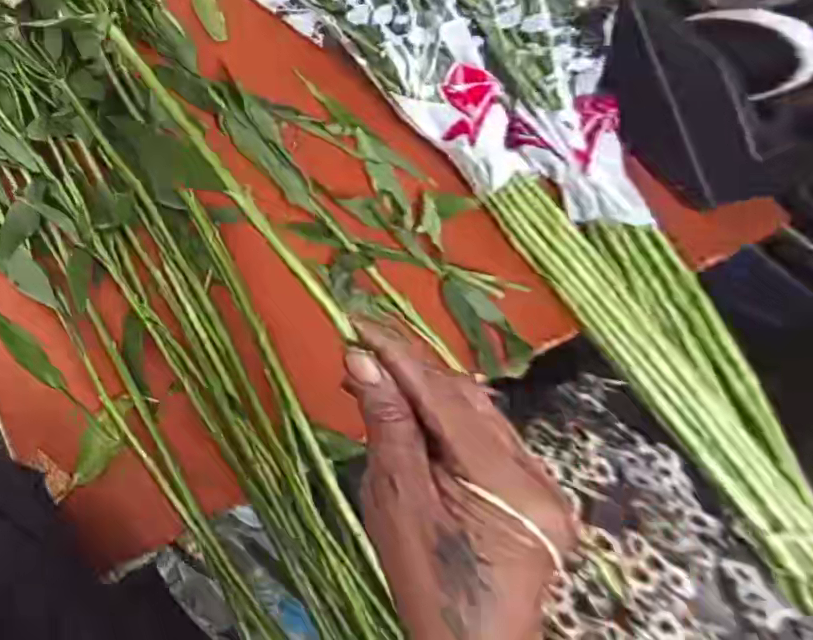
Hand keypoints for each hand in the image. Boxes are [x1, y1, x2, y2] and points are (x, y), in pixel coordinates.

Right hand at [347, 319, 576, 639]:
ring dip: (419, 386)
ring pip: (475, 412)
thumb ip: (386, 421)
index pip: (445, 397)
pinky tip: (402, 406)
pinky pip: (481, 434)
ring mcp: (541, 487)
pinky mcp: (529, 493)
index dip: (397, 354)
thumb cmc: (424, 573)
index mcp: (509, 484)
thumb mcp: (395, 493)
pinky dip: (437, 412)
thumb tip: (362, 359)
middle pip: (466, 399)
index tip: (354, 321)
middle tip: (352, 346)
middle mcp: (539, 479)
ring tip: (367, 374)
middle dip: (406, 366)